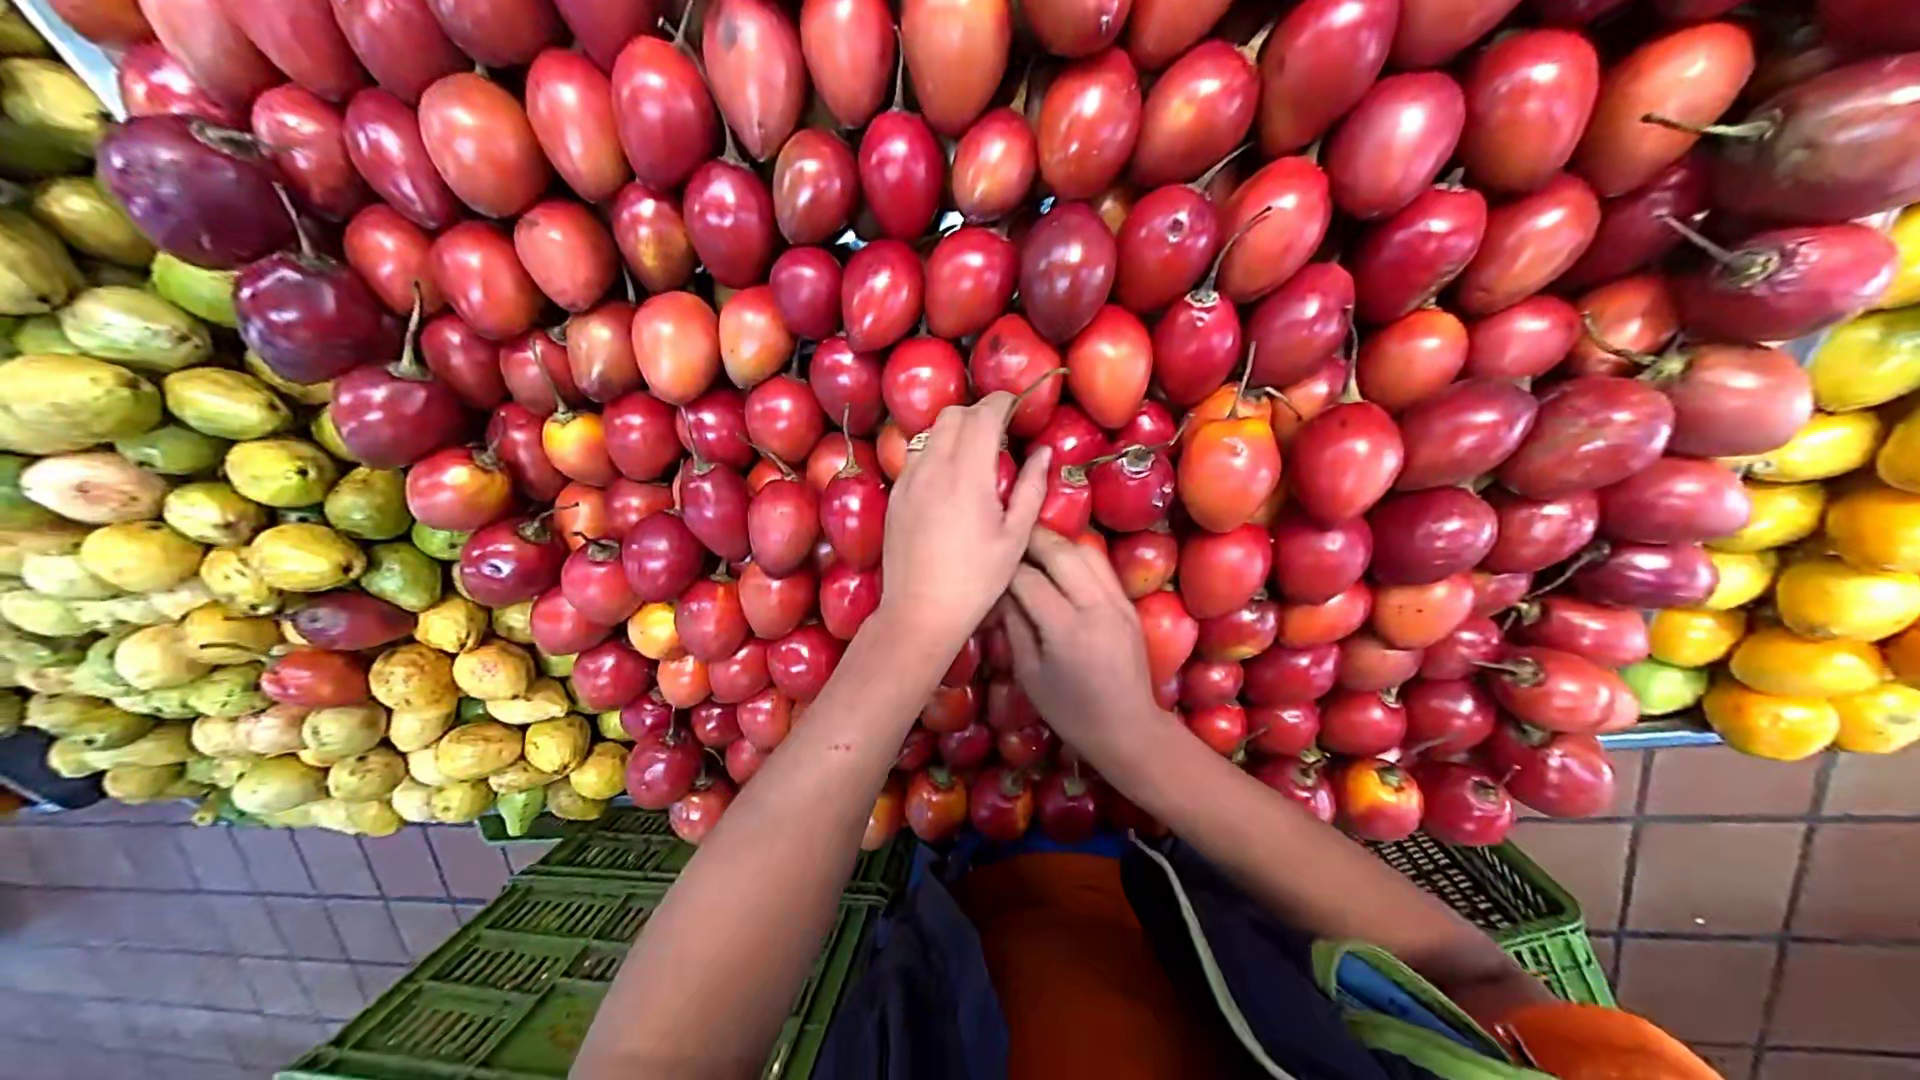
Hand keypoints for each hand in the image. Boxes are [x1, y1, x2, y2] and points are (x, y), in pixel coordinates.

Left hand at [879, 392, 1050, 648]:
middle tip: (1000, 433)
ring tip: (974, 455)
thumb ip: (1030, 488)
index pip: (983, 414)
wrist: (920, 610)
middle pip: (953, 414)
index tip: (1018, 406)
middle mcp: (933, 467)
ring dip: (954, 430)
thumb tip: (1042, 453)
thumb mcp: (1014, 537)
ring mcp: (909, 480)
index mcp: (968, 474)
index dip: (1003, 401)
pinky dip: (935, 452)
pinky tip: (949, 479)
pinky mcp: (895, 495)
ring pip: (930, 432)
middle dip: (979, 413)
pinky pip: (915, 456)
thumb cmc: (976, 579)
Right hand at [1000, 529, 1167, 755]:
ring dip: (1058, 543)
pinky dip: (1078, 556)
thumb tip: (1001, 592)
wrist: (1128, 729)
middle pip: (1061, 553)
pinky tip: (1060, 564)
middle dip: (1032, 540)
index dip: (1006, 570)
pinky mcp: (1129, 604)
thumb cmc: (1071, 711)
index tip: (990, 568)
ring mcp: (1118, 603)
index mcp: (1067, 630)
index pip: (1030, 581)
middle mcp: (1097, 607)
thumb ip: (1015, 627)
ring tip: (1034, 546)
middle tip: (1009, 538)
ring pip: (1086, 551)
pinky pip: (1102, 566)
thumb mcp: (1030, 674)